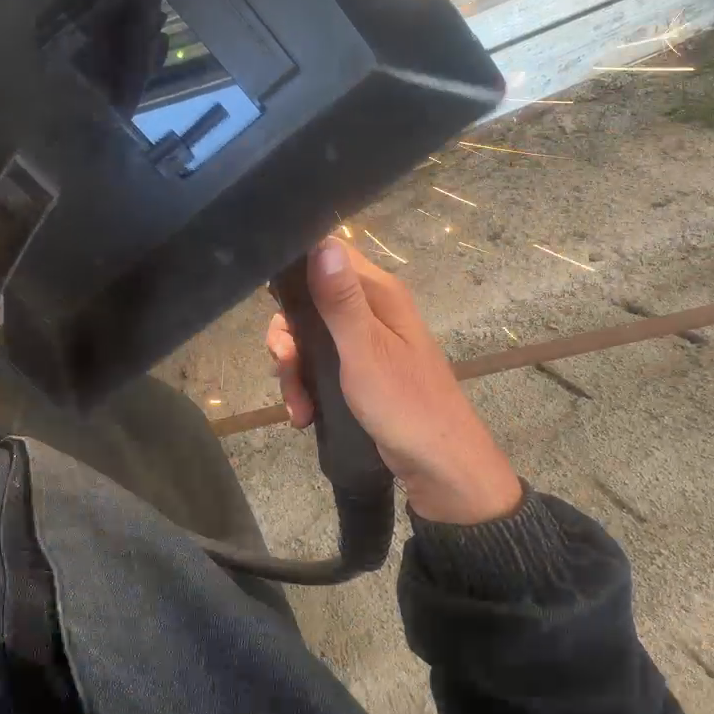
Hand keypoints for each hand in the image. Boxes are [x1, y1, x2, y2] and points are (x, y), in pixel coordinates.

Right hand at [268, 237, 520, 524]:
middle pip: (310, 300)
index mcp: (378, 294)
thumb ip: (340, 299)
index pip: (329, 252)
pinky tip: (304, 413)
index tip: (270, 295)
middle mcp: (372, 309)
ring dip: (294, 370)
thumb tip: (320, 243)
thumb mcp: (364, 350)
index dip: (296, 266)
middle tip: (283, 364)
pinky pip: (321, 366)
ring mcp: (367, 342)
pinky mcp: (361, 371)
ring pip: (309, 337)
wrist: (442, 471)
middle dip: (288, 335)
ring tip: (297, 404)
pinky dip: (307, 387)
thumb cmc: (405, 405)